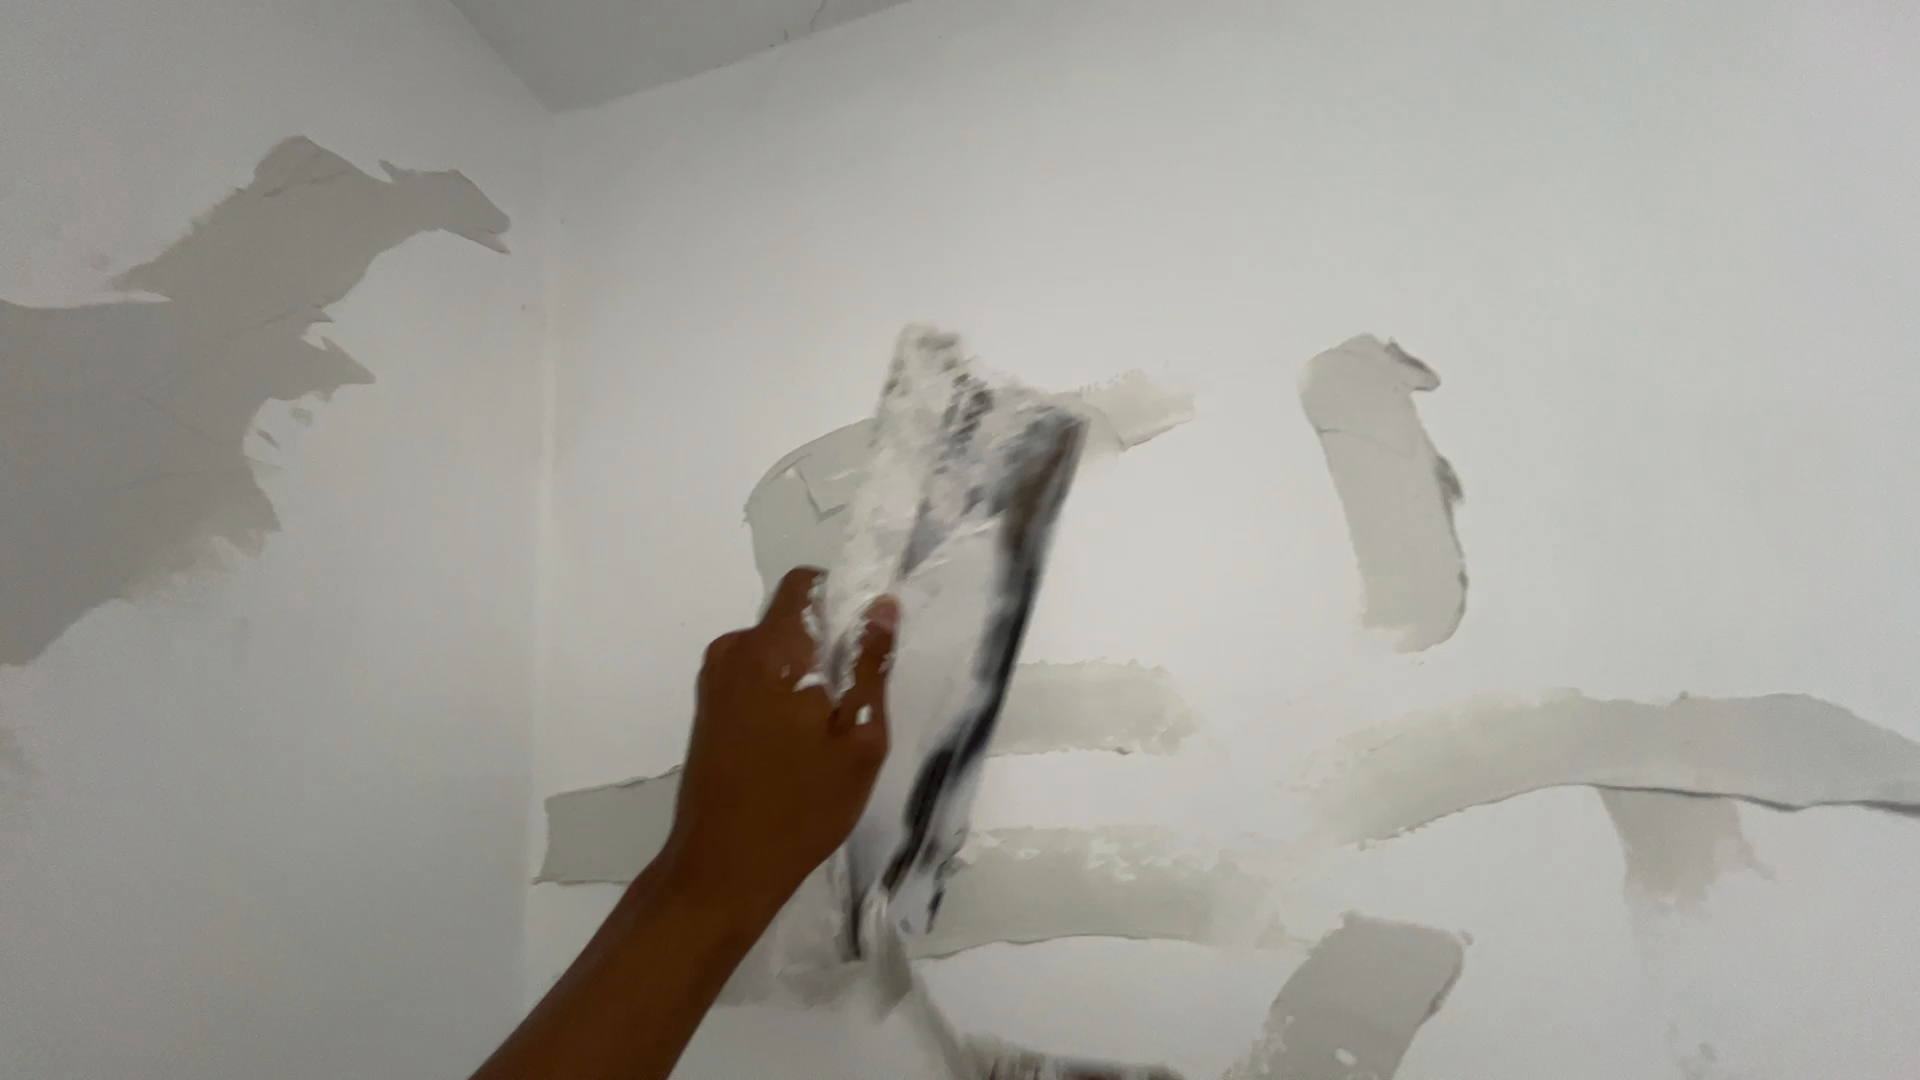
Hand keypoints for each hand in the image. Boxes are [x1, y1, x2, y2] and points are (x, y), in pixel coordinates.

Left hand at [663, 567, 896, 914]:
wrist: (722, 869)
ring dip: (802, 668)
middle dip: (826, 642)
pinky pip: (752, 672)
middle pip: (790, 616)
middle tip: (850, 698)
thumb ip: (870, 664)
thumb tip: (881, 605)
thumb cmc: (803, 804)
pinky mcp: (705, 706)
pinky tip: (792, 740)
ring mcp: (714, 680)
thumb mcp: (860, 736)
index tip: (862, 640)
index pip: (803, 583)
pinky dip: (778, 687)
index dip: (839, 597)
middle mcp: (734, 651)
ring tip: (823, 728)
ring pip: (773, 647)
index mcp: (773, 649)